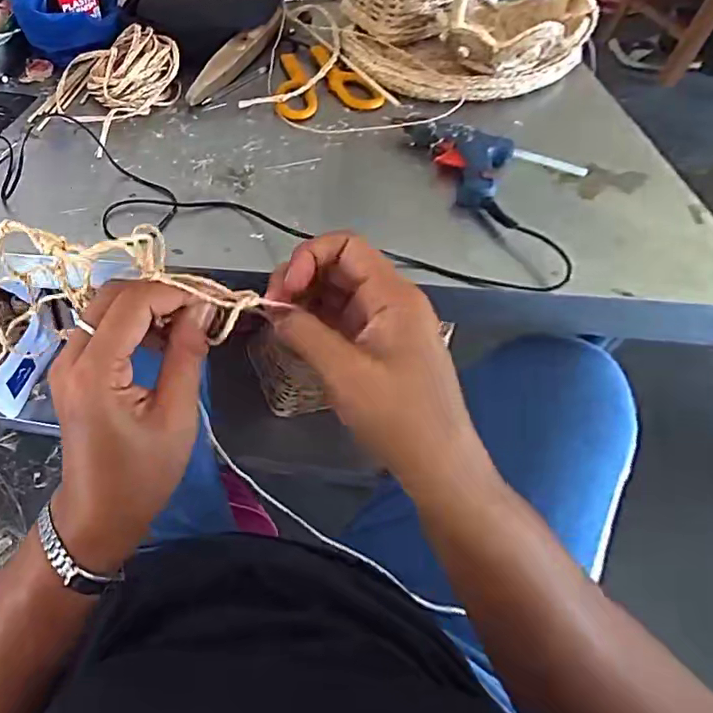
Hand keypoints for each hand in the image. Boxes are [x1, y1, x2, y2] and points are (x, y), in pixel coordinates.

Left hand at [46, 282, 212, 573]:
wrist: (96, 515)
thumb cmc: (140, 477)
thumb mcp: (176, 417)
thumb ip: (187, 355)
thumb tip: (202, 309)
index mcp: (95, 371)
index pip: (132, 303)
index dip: (174, 292)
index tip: (210, 300)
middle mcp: (71, 356)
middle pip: (112, 294)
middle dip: (159, 292)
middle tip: (199, 308)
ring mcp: (65, 360)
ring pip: (104, 305)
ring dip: (145, 304)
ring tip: (185, 323)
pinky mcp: (69, 367)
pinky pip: (99, 326)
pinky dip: (130, 321)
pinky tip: (159, 338)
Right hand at [265, 233, 481, 484]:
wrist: (439, 466)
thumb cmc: (398, 416)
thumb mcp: (344, 372)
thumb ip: (304, 332)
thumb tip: (273, 309)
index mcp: (393, 295)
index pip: (345, 245)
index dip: (308, 257)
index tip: (284, 291)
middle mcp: (390, 299)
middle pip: (337, 265)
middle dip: (299, 278)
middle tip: (273, 309)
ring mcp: (384, 322)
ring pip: (334, 290)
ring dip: (303, 299)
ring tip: (279, 323)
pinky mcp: (376, 343)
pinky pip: (339, 316)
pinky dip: (313, 319)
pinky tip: (294, 335)